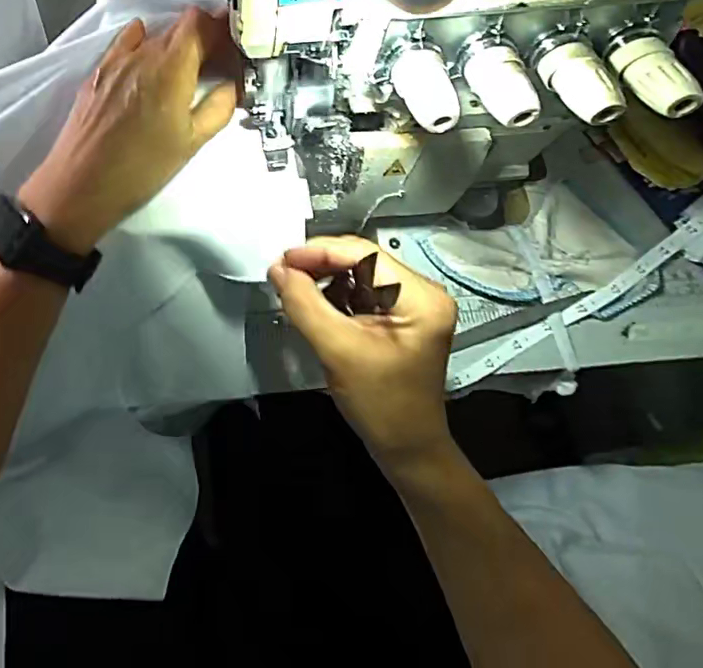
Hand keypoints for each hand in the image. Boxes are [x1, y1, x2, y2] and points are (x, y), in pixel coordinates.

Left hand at [18, 7, 242, 254]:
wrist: (80, 185)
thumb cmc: (139, 169)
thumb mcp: (192, 142)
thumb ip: (219, 106)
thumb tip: (233, 86)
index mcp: (171, 69)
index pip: (201, 23)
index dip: (222, 26)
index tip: (234, 42)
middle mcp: (143, 55)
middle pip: (180, 25)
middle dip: (204, 37)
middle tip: (219, 61)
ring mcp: (117, 61)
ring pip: (155, 34)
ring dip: (177, 43)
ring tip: (188, 69)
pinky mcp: (99, 72)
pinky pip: (127, 43)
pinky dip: (146, 43)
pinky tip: (150, 59)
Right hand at [268, 236, 459, 470]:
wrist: (407, 450)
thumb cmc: (384, 407)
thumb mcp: (338, 351)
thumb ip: (305, 305)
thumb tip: (280, 270)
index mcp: (421, 297)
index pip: (365, 254)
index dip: (321, 252)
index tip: (285, 260)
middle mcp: (422, 293)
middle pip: (362, 261)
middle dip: (320, 266)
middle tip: (284, 273)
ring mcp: (411, 304)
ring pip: (358, 275)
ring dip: (325, 280)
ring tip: (293, 288)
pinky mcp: (397, 317)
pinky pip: (361, 293)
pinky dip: (334, 295)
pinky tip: (312, 302)